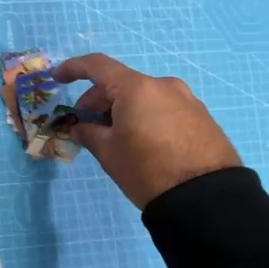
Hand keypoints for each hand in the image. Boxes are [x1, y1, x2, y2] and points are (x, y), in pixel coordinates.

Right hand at [53, 54, 239, 209]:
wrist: (210, 201)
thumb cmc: (148, 170)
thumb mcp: (108, 152)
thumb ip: (88, 133)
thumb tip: (80, 127)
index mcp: (136, 88)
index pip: (97, 66)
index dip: (73, 69)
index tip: (58, 78)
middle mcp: (164, 86)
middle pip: (121, 84)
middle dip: (99, 102)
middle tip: (86, 126)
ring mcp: (188, 101)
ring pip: (144, 97)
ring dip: (124, 110)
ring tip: (116, 138)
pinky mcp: (203, 119)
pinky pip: (164, 109)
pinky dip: (146, 117)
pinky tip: (143, 142)